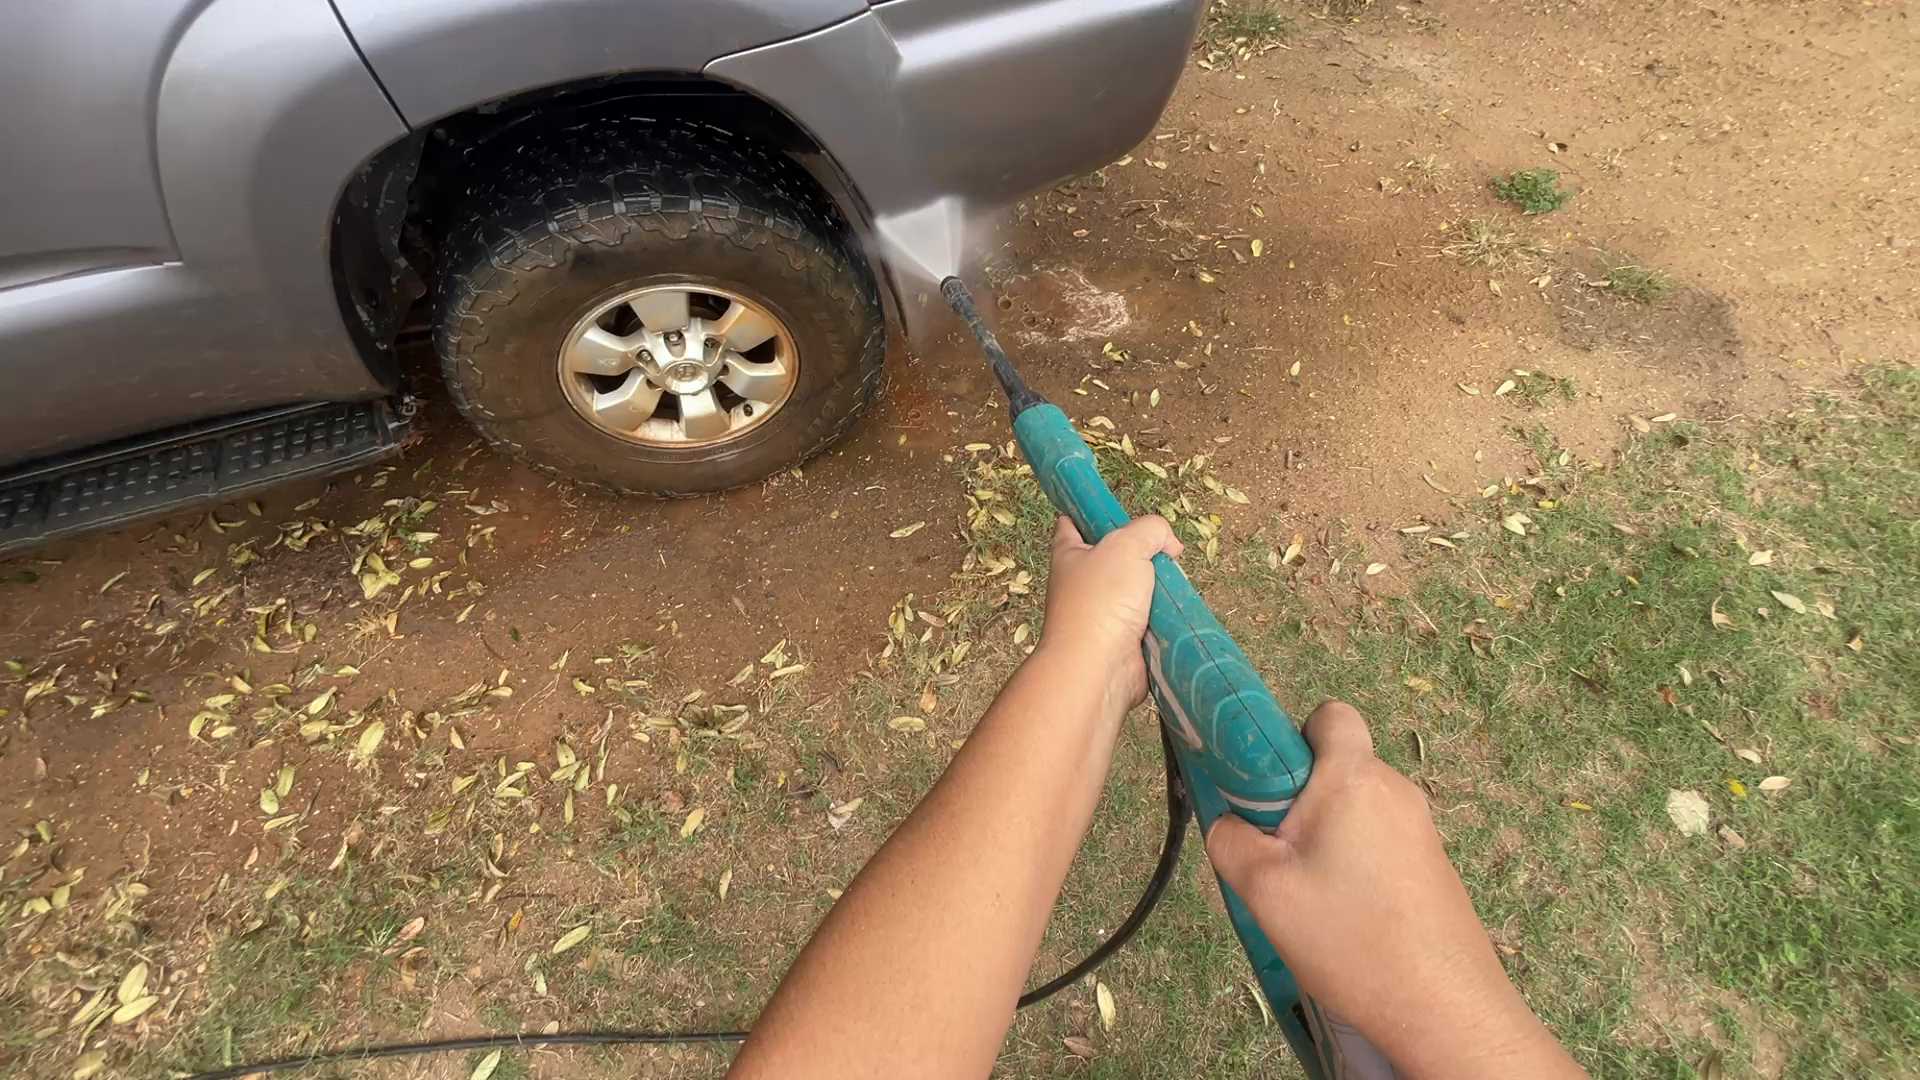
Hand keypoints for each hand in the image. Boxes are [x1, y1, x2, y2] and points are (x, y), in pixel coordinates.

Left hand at [1037, 516, 1181, 713]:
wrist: (1098, 666)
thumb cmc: (1101, 600)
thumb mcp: (1127, 545)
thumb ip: (1150, 530)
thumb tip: (1169, 545)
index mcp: (1069, 553)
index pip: (1073, 523)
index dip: (1093, 514)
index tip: (1118, 514)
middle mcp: (1081, 581)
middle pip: (1117, 556)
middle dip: (1144, 554)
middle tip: (1166, 555)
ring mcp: (1102, 611)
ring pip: (1139, 588)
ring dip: (1160, 588)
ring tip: (1173, 587)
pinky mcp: (1123, 637)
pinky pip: (1150, 619)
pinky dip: (1164, 617)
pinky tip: (1177, 612)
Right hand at [1205, 702, 1587, 1079]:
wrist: (1448, 1019)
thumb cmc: (1349, 937)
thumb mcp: (1260, 886)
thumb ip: (1227, 836)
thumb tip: (1233, 823)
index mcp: (1355, 778)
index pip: (1331, 714)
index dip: (1295, 734)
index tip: (1271, 782)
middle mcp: (1396, 791)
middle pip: (1337, 763)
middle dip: (1300, 792)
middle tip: (1278, 846)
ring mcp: (1423, 830)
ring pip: (1355, 803)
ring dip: (1325, 829)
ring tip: (1308, 888)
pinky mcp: (1434, 866)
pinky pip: (1378, 836)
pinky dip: (1353, 856)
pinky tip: (1345, 912)